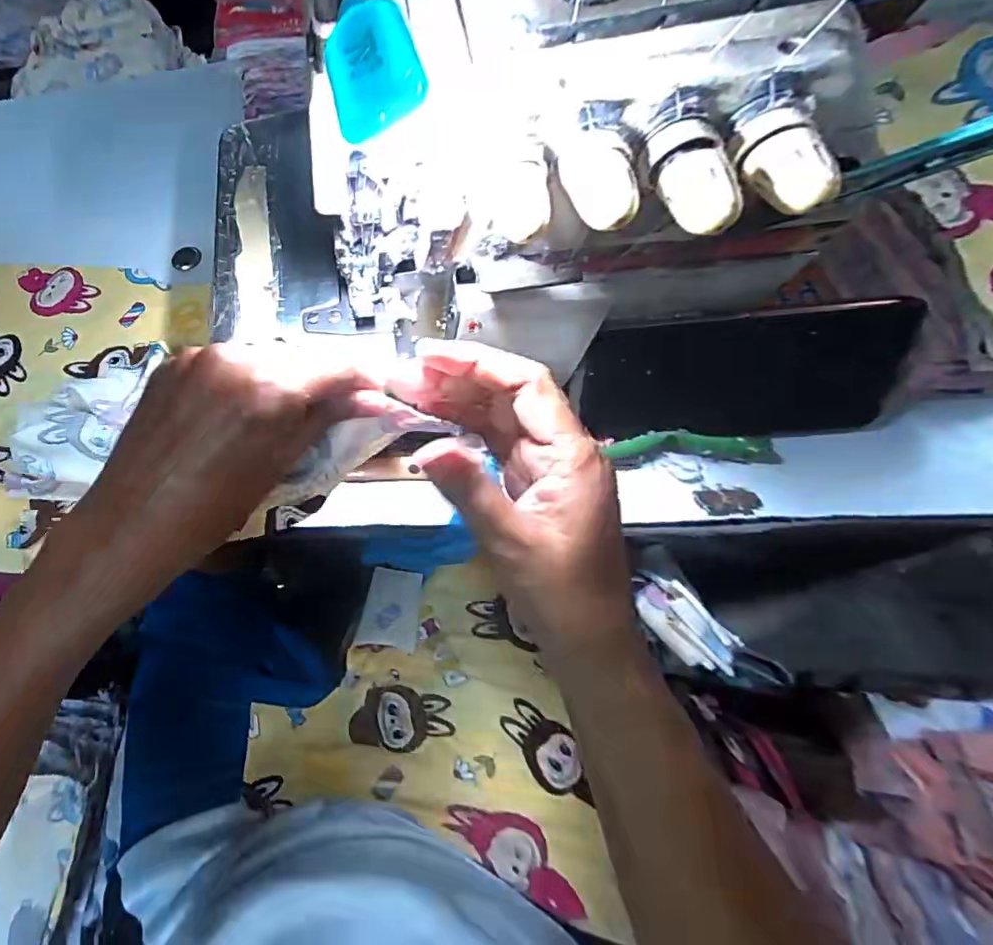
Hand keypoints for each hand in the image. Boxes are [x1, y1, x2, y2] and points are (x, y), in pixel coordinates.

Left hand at [40, 344, 383, 618]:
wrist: (132, 521)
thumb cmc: (212, 512)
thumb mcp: (277, 468)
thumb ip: (323, 422)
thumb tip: (371, 400)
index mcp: (269, 388)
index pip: (336, 365)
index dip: (362, 379)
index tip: (372, 394)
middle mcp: (234, 356)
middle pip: (297, 354)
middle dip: (318, 378)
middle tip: (326, 408)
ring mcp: (197, 355)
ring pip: (258, 353)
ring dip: (277, 375)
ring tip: (274, 411)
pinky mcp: (171, 362)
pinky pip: (222, 359)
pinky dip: (238, 377)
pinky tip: (231, 408)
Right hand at [392, 341, 633, 664]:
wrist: (586, 636)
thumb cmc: (558, 590)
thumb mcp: (509, 539)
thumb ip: (469, 489)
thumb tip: (427, 448)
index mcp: (569, 454)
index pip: (527, 385)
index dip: (478, 363)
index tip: (431, 356)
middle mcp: (560, 450)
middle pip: (510, 395)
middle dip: (458, 378)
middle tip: (406, 374)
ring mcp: (545, 466)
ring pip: (500, 416)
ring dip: (457, 400)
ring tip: (410, 390)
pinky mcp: (530, 482)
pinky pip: (495, 441)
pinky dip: (463, 427)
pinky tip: (434, 420)